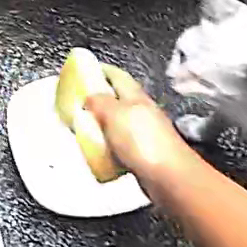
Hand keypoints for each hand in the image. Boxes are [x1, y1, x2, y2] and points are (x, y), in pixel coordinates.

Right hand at [85, 66, 198, 183]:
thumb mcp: (115, 114)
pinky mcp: (146, 154)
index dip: (102, 71)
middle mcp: (143, 111)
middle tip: (78, 104)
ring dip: (103, 125)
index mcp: (136, 97)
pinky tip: (100, 153)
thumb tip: (88, 97)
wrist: (169, 176)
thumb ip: (99, 102)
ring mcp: (146, 133)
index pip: (117, 76)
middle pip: (118, 100)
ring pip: (120, 124)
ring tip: (85, 130)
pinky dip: (109, 146)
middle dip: (99, 100)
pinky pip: (122, 145)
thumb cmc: (142, 141)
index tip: (85, 70)